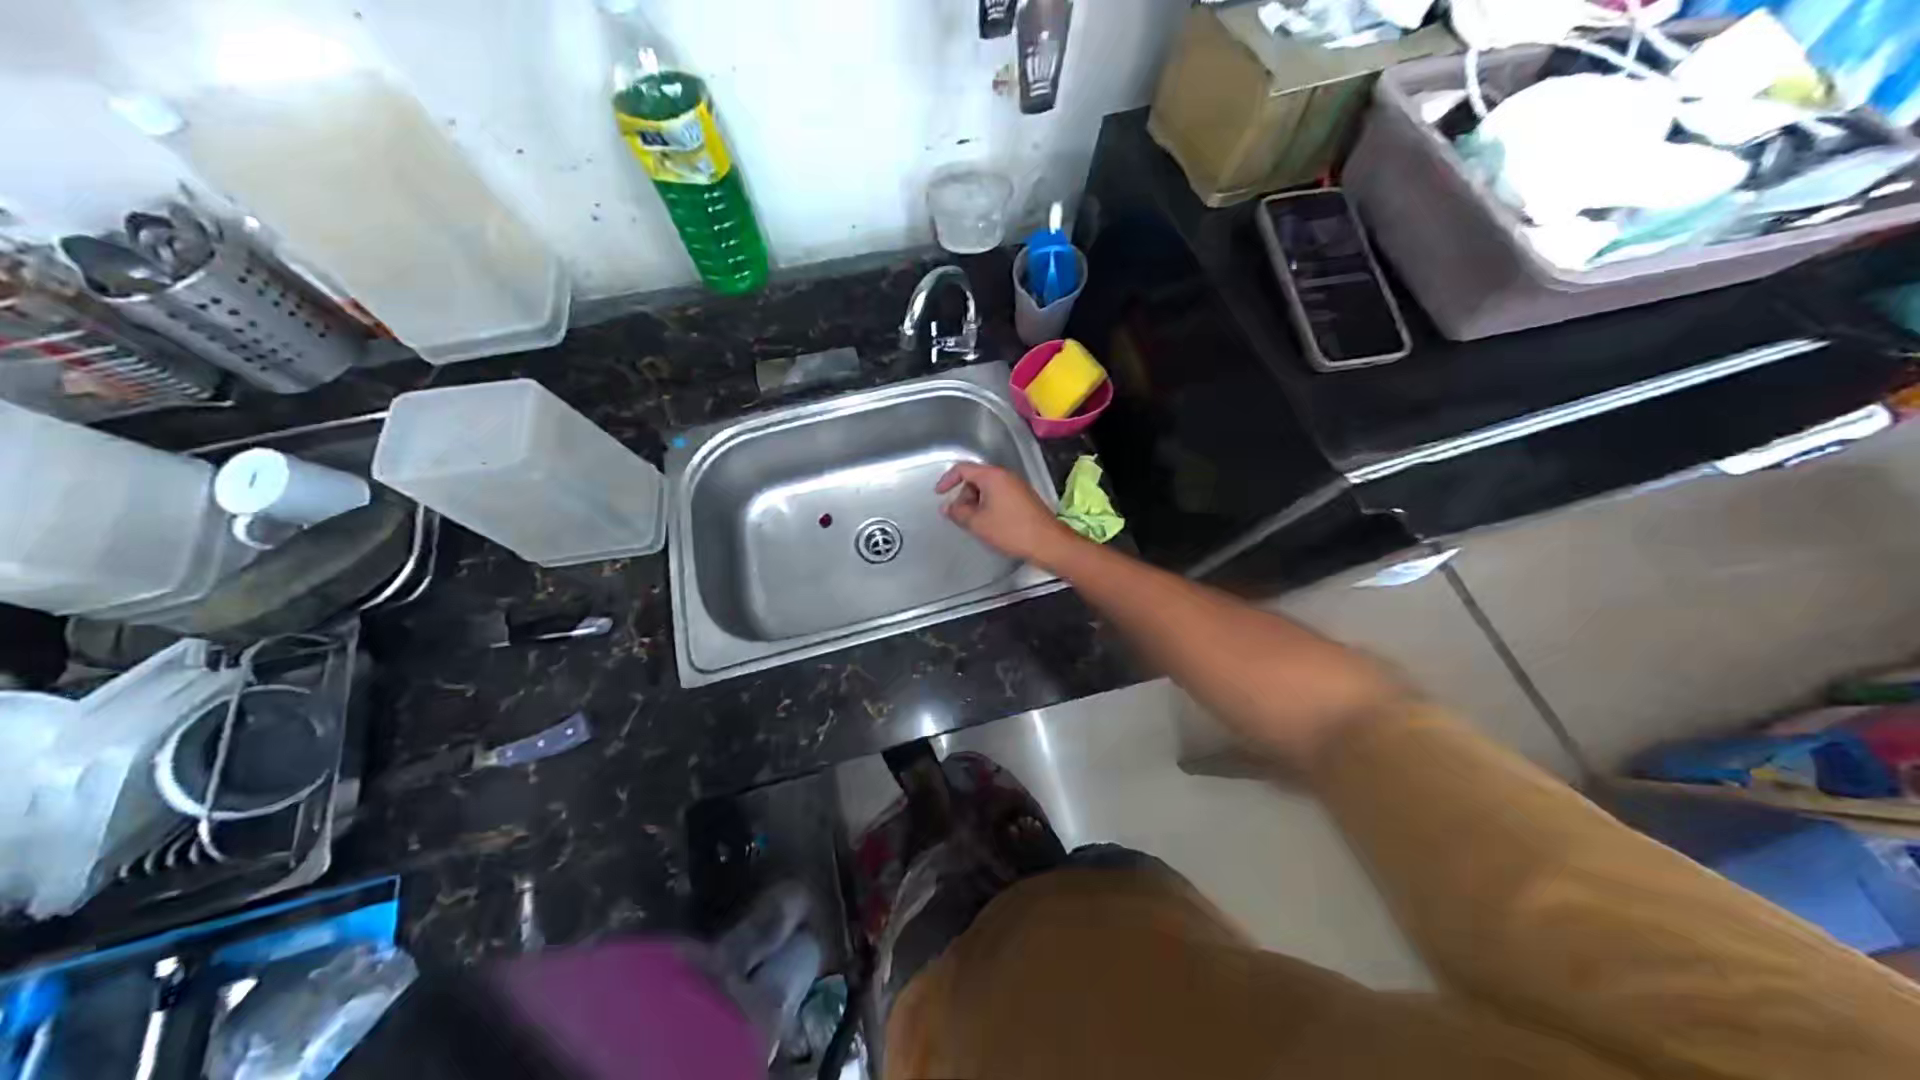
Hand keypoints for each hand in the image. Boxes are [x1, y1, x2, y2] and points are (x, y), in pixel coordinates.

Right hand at [935, 463, 1077, 564]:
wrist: (1047, 542)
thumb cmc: (1010, 530)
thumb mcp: (977, 523)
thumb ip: (958, 512)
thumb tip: (947, 507)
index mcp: (992, 476)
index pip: (963, 468)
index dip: (947, 480)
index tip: (939, 494)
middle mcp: (1005, 475)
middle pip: (975, 478)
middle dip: (963, 495)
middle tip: (960, 515)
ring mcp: (1016, 485)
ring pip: (987, 488)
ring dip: (975, 502)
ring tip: (974, 523)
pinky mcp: (1024, 497)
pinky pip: (999, 495)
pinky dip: (988, 505)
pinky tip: (989, 524)